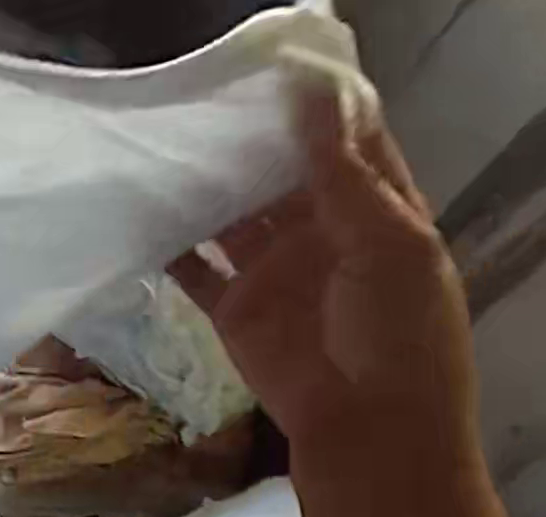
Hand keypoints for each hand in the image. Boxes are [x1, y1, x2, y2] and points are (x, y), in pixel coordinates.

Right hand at [170, 92, 479, 481]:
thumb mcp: (386, 240)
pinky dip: (175, 252)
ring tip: (169, 155)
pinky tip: (150, 222)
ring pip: (231, 220)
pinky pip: (197, 273)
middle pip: (275, 176)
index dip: (311, 107)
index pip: (339, 141)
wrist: (361, 416)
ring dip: (206, 193)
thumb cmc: (395, 327)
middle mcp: (314, 231)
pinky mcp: (231, 309)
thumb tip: (312, 95)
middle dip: (246, 145)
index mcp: (369, 206)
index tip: (270, 71)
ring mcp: (268, 270)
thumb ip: (343, 175)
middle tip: (204, 107)